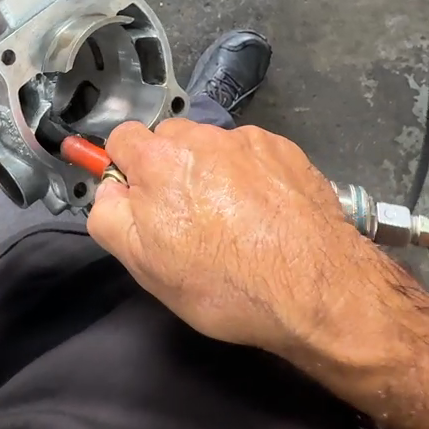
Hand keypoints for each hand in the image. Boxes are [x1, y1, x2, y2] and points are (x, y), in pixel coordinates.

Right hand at [87, 119, 428, 358]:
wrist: (319, 291)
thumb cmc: (224, 284)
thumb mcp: (144, 266)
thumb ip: (109, 216)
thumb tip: (109, 189)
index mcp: (159, 160)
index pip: (121, 138)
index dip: (126, 168)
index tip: (141, 199)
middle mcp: (200, 137)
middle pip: (168, 139)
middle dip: (170, 168)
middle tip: (188, 215)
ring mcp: (246, 140)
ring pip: (211, 146)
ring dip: (211, 170)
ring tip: (233, 218)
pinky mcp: (284, 149)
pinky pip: (251, 153)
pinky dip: (251, 174)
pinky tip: (265, 213)